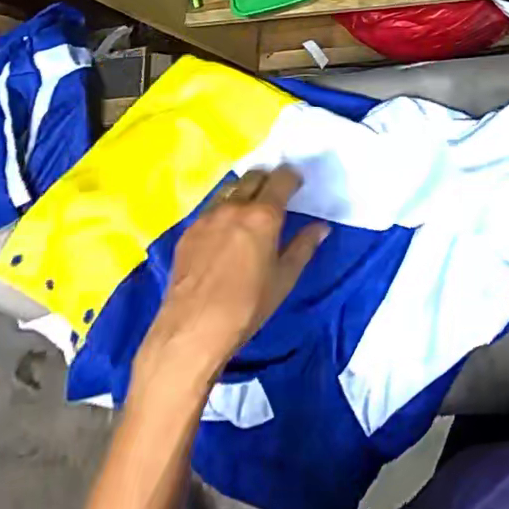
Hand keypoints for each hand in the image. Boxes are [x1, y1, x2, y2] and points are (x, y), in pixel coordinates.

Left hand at [137, 167, 328, 386]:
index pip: (282, 178)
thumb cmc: (247, 305)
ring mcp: (206, 219)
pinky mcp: (187, 233)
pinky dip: (224, 209)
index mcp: (263, 214)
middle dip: (268, 180)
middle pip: (254, 176)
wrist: (191, 332)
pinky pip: (211, 208)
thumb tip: (321, 228)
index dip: (293, 178)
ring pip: (230, 189)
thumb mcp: (285, 277)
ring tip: (250, 211)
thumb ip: (304, 246)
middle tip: (277, 196)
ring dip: (244, 191)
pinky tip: (226, 231)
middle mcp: (234, 208)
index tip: (298, 187)